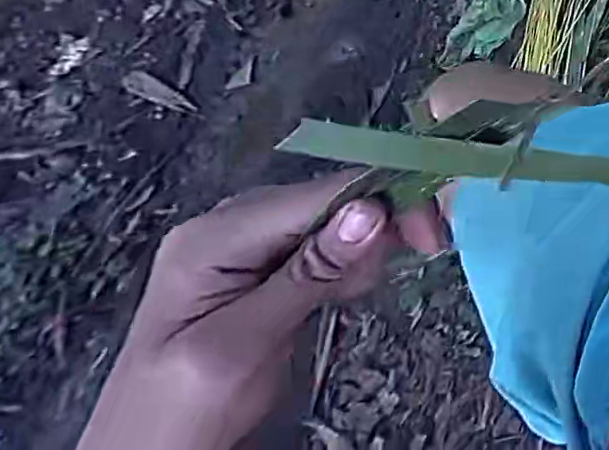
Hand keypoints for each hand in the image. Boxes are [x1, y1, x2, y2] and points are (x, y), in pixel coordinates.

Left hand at [78, 173, 444, 449]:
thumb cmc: (175, 416)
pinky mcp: (271, 258)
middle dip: (382, 225)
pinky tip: (343, 292)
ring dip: (368, 249)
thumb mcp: (239, 350)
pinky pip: (334, 238)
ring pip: (345, 214)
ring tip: (354, 295)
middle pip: (340, 196)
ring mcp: (253, 238)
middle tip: (416, 258)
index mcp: (217, 234)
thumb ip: (306, 276)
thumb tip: (372, 210)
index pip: (326, 192)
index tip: (432, 236)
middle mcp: (237, 220)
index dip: (388, 200)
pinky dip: (354, 261)